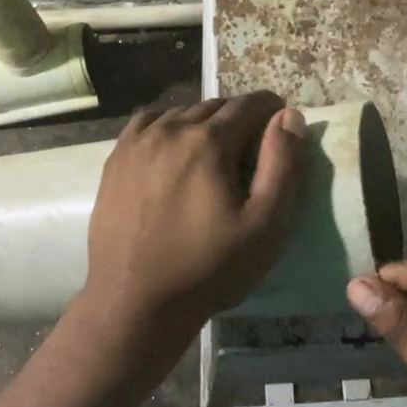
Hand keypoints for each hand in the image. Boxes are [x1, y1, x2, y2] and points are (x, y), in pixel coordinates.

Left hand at [79, 92, 307, 341]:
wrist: (136, 302)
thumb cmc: (208, 268)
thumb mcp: (265, 225)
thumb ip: (283, 165)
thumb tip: (290, 117)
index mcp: (209, 142)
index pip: (249, 104)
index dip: (272, 110)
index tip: (281, 126)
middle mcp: (170, 129)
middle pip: (215, 106)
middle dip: (239, 118)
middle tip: (250, 151)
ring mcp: (137, 143)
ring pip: (181, 113)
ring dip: (203, 123)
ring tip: (213, 154)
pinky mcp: (116, 160)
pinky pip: (147, 124)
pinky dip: (167, 126)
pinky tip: (173, 150)